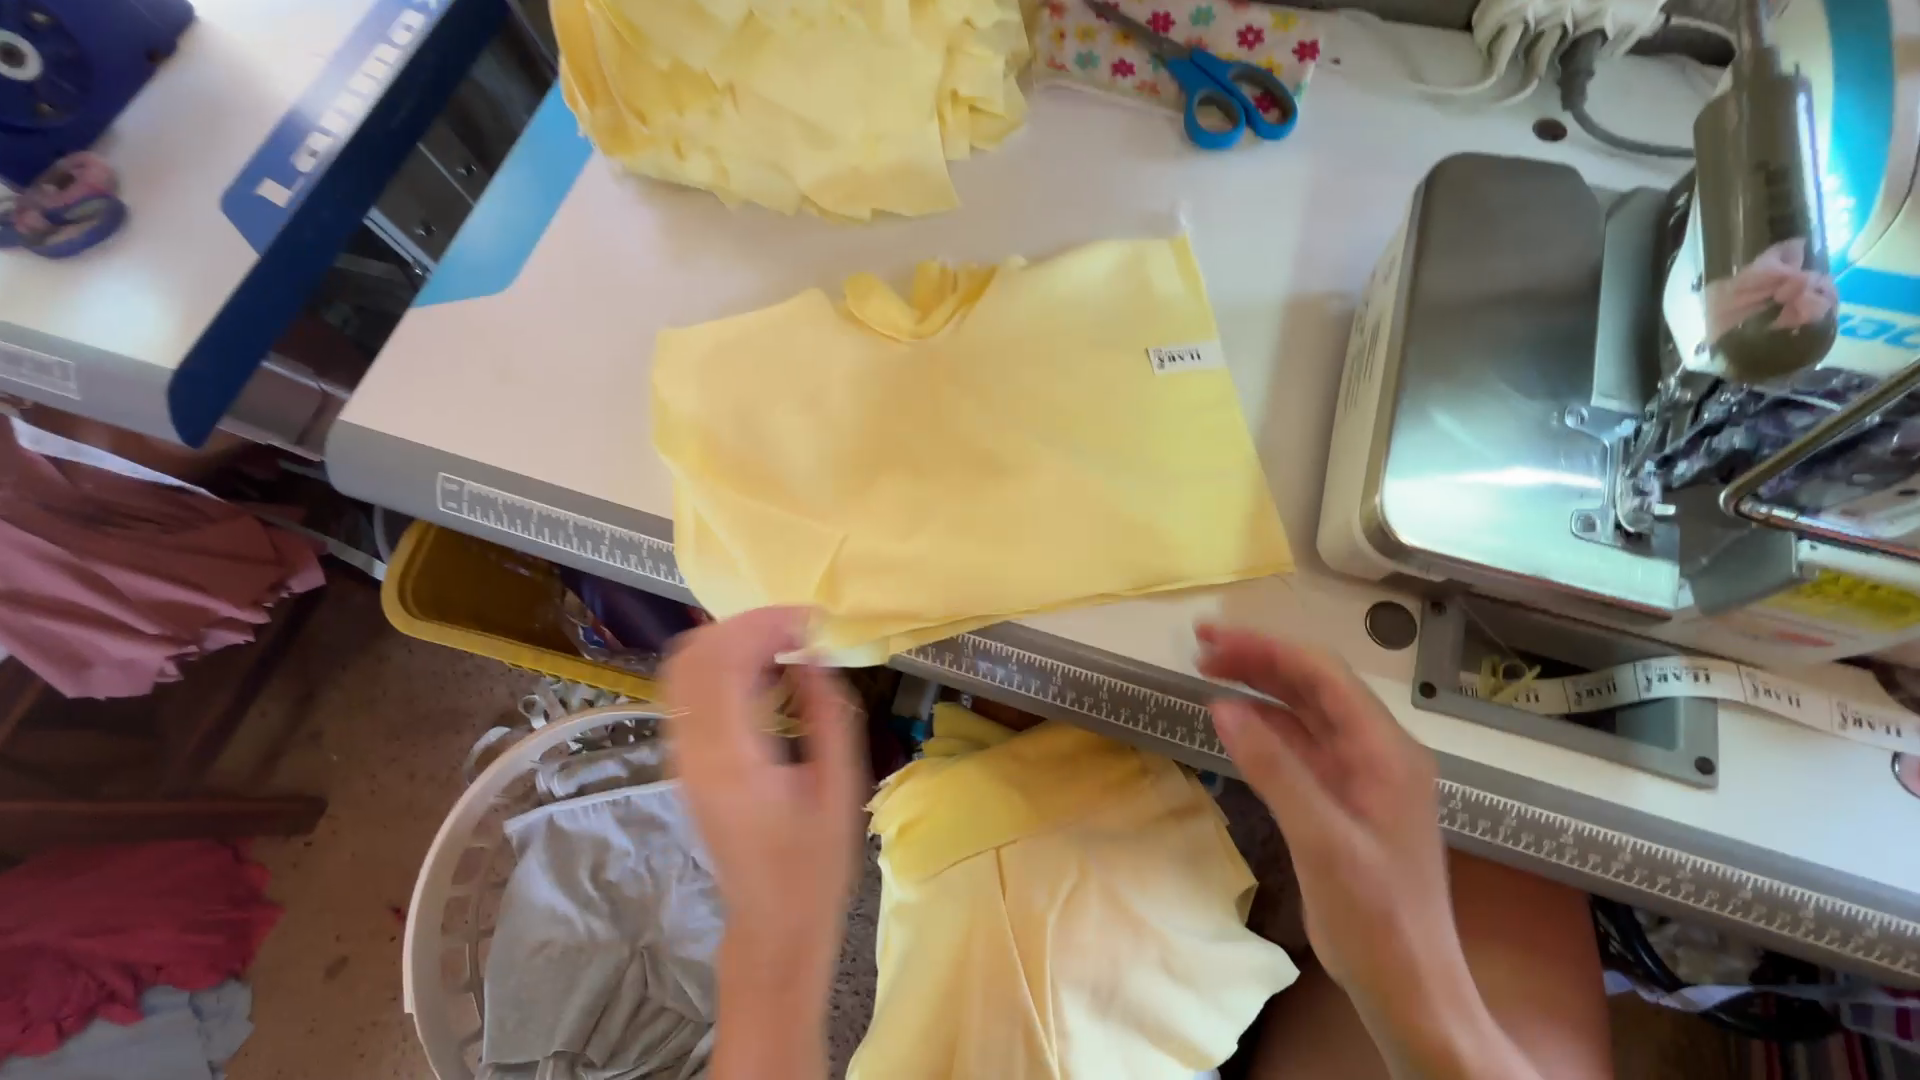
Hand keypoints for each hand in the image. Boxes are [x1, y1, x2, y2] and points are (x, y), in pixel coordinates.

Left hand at [664, 607, 866, 1078]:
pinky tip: (764, 673)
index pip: (725, 660)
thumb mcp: (839, 786)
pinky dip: (721, 666)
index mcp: (732, 757)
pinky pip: (688, 693)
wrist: (771, 923)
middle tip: (798, 628)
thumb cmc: (815, 863)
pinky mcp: (685, 763)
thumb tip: (813, 653)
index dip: (766, 624)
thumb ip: (826, 712)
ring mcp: (681, 757)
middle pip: (692, 654)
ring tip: (784, 644)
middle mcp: (692, 750)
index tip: (812, 620)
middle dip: (744, 625)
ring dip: (729, 642)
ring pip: (682, 669)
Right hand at [1196, 624, 1453, 1005]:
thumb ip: (1275, 769)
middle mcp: (1377, 752)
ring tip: (1209, 672)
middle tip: (1201, 647)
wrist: (1408, 987)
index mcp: (1386, 752)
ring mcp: (1359, 777)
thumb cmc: (1375, 917)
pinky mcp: (1341, 801)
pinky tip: (1234, 723)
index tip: (1211, 639)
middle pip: (1313, 687)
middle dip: (1259, 660)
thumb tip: (1223, 707)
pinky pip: (1300, 748)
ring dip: (1260, 690)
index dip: (1266, 649)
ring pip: (1305, 714)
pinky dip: (1266, 729)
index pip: (1323, 676)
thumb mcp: (1322, 841)